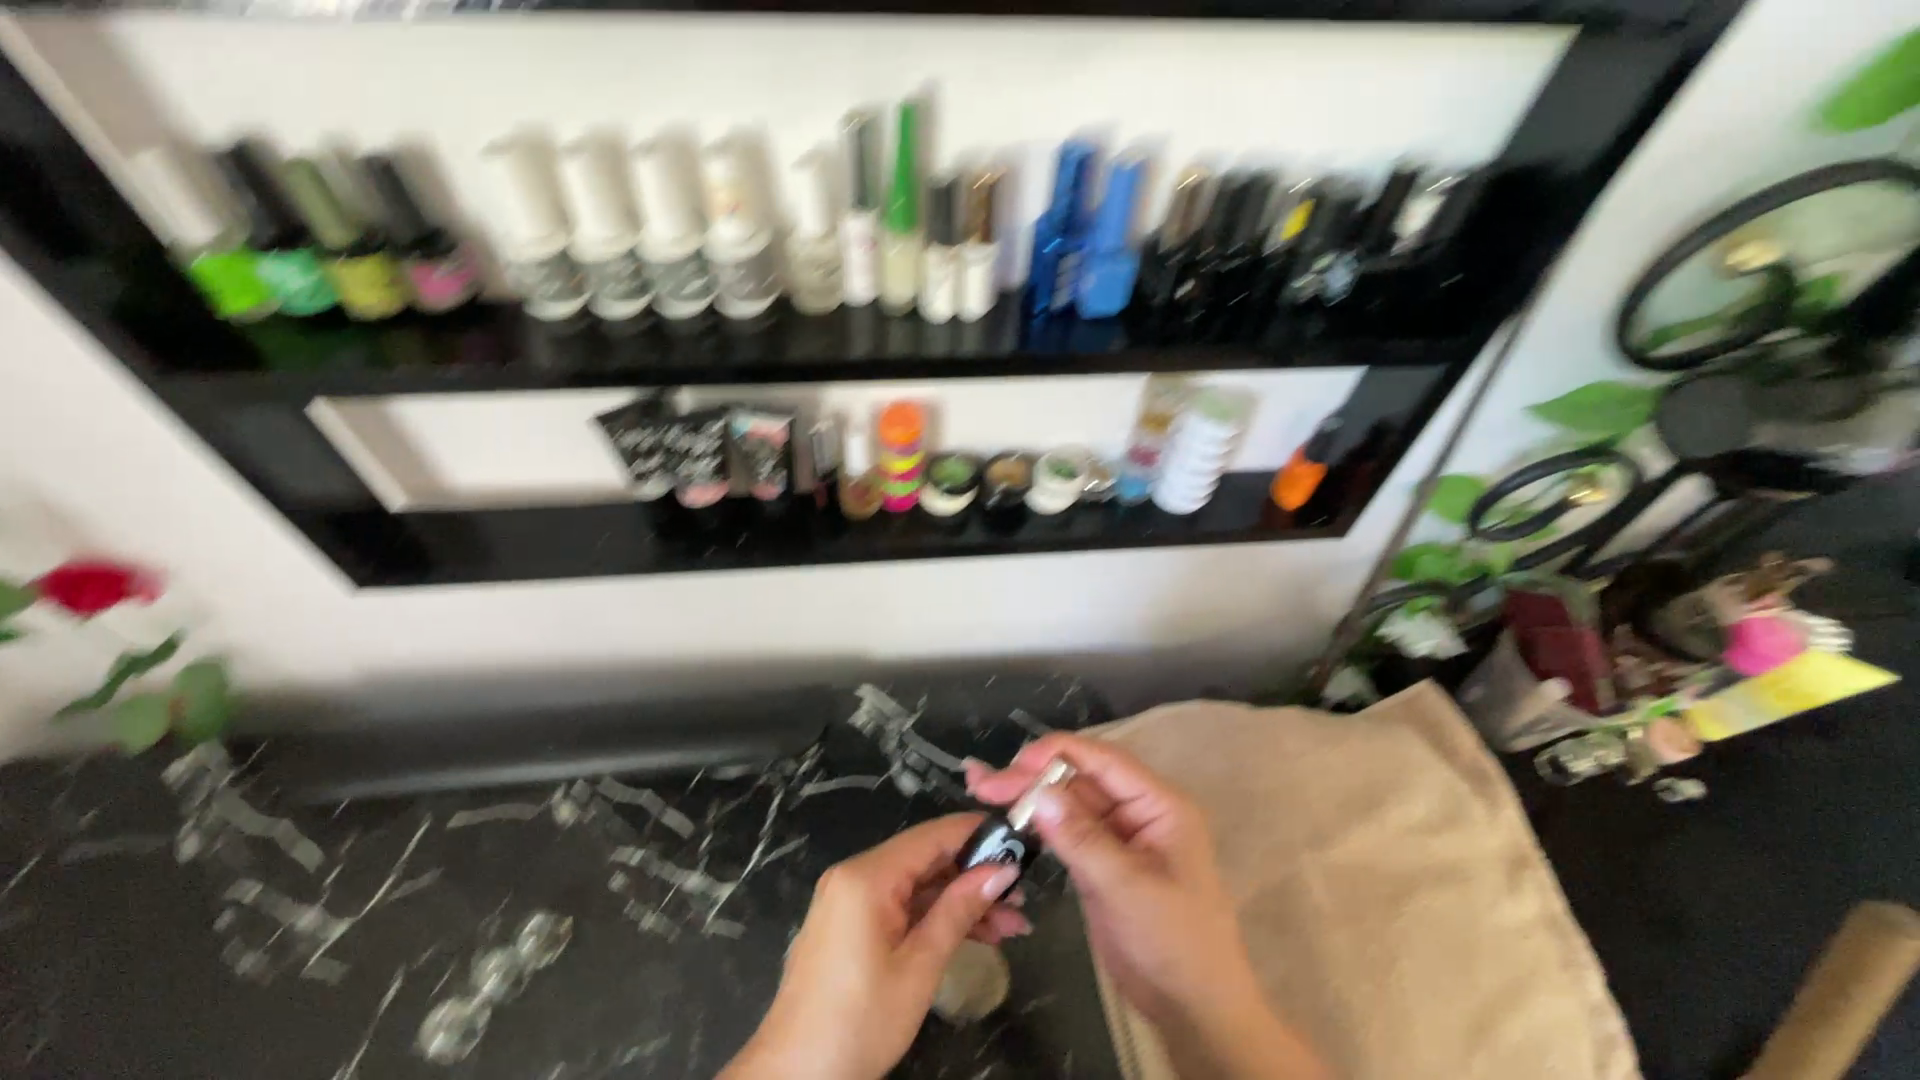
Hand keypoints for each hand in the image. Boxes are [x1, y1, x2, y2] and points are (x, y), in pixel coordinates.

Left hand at [720, 814, 1029, 1079]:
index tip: (1021, 842)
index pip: (932, 836)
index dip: (978, 835)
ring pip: (918, 886)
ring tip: (1010, 926)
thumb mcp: (919, 966)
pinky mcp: (850, 927)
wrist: (795, 1075)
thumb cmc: (859, 1021)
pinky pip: (901, 907)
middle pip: (926, 860)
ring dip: (961, 902)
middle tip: (1022, 899)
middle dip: (975, 877)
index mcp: (866, 877)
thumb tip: (1003, 869)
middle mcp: (854, 877)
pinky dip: (935, 918)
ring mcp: (850, 902)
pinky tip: (975, 936)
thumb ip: (959, 910)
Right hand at [968, 734, 1329, 1078]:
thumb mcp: (1127, 887)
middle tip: (981, 784)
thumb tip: (1037, 794)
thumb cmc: (1174, 940)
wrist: (1194, 1006)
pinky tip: (1008, 823)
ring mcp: (1119, 839)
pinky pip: (1067, 833)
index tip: (1013, 762)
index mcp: (1159, 805)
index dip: (1057, 754)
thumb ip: (1081, 838)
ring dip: (1030, 799)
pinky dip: (1039, 826)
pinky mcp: (1102, 864)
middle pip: (1081, 779)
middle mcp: (1138, 812)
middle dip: (1033, 777)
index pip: (1104, 761)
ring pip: (1070, 805)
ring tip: (983, 793)